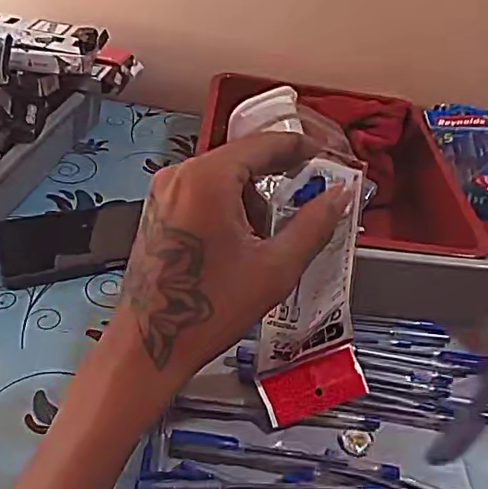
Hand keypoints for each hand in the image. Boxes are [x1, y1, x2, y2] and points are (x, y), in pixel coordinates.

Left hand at [84, 132, 350, 427]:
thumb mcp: (275, 268)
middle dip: (279, 180)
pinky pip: (205, 194)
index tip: (324, 157)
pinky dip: (230, 208)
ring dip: (254, 200)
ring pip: (225, 178)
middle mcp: (180, 177)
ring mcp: (165, 194)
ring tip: (267, 242)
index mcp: (207, 179)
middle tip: (307, 201)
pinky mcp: (159, 211)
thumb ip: (314, 225)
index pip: (266, 143)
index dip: (303, 148)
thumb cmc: (203, 312)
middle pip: (245, 160)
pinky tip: (242, 245)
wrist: (150, 345)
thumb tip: (337, 198)